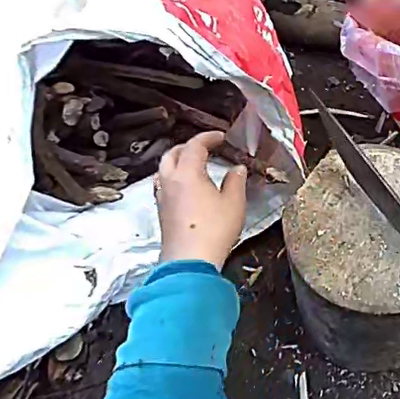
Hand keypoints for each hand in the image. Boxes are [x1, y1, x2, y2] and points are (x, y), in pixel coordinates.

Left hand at [155, 131, 247, 268]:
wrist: (190, 261)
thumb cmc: (214, 230)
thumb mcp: (234, 203)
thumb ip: (236, 181)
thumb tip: (237, 169)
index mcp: (188, 173)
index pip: (194, 146)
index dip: (208, 138)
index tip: (220, 138)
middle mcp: (170, 181)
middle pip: (172, 153)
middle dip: (188, 147)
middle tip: (206, 148)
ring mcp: (162, 197)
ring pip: (164, 169)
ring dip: (178, 161)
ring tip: (195, 165)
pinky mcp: (162, 211)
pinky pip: (164, 184)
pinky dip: (175, 177)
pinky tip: (188, 187)